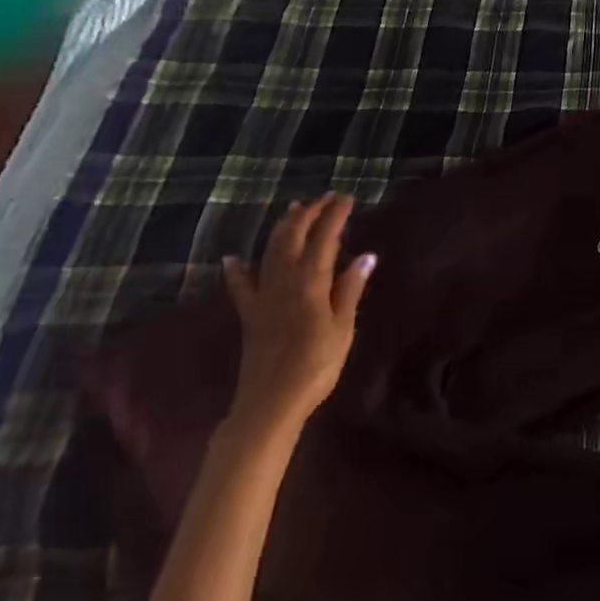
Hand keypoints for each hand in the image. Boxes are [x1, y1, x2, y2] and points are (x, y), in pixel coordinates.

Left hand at [222, 194, 373, 434]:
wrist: (270, 402)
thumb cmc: (316, 365)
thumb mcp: (342, 328)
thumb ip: (350, 289)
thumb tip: (366, 255)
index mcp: (310, 283)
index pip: (324, 239)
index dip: (335, 216)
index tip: (347, 198)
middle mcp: (283, 281)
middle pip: (292, 237)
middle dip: (309, 214)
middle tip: (326, 198)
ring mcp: (262, 297)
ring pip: (270, 252)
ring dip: (282, 228)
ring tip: (294, 210)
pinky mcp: (250, 314)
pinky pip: (241, 285)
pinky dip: (238, 269)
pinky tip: (232, 258)